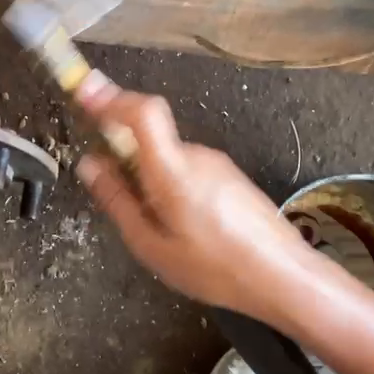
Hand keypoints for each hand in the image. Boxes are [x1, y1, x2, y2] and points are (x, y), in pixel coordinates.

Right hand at [73, 78, 316, 321]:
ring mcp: (216, 163)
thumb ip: (117, 200)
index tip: (85, 93)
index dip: (111, 98)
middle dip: (126, 160)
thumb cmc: (216, 268)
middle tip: (123, 202)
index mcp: (172, 170)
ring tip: (163, 229)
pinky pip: (187, 169)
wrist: (288, 280)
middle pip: (148, 138)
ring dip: (152, 179)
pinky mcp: (229, 176)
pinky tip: (187, 229)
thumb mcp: (151, 245)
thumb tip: (89, 164)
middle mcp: (195, 155)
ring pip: (167, 158)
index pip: (142, 112)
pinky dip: (172, 186)